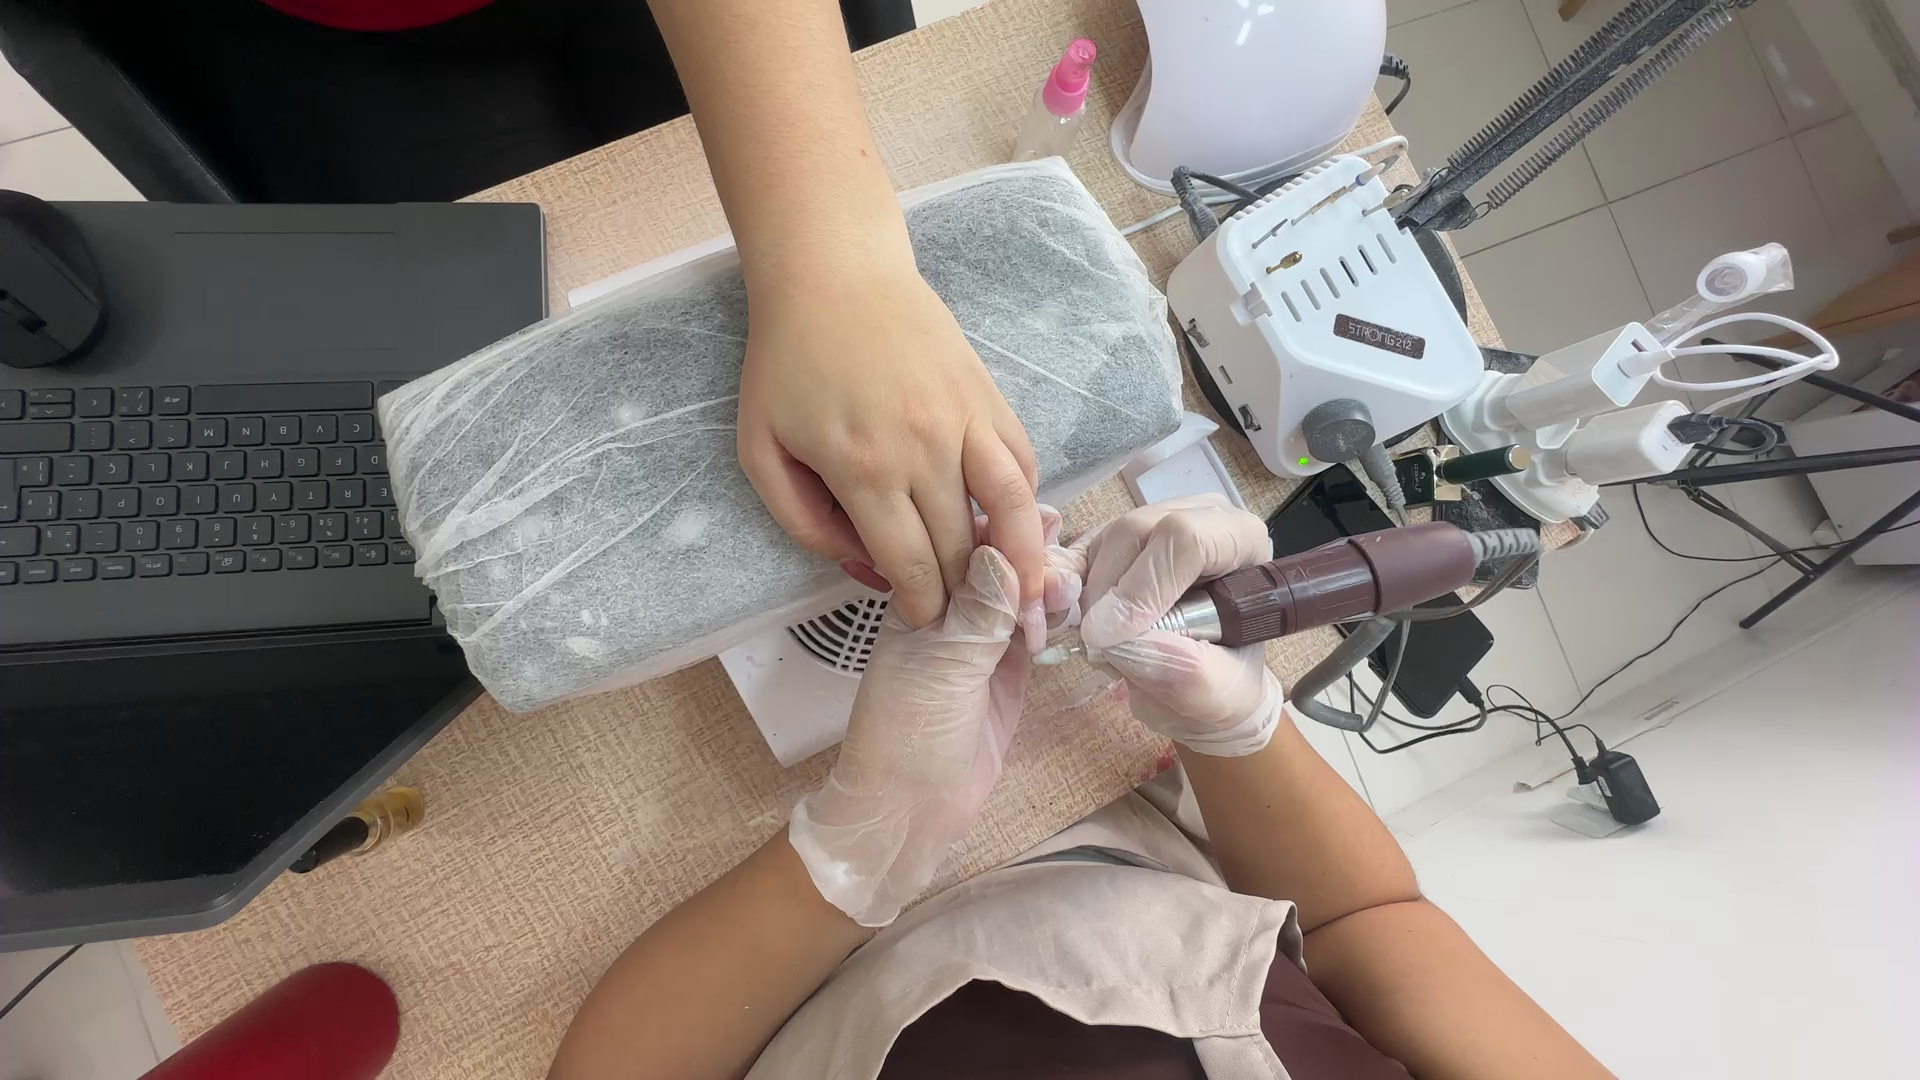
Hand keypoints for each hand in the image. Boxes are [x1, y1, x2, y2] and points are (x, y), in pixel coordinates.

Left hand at [737, 252, 1045, 641]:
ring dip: (1022, 559)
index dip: (923, 605)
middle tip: (967, 619)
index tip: (928, 625)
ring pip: (1013, 507)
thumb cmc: (788, 362)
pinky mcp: (987, 396)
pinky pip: (1022, 459)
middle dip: (966, 595)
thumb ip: (804, 523)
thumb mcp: (761, 451)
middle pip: (962, 546)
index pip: (911, 563)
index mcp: (863, 470)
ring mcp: (965, 420)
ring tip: (1027, 593)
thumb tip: (862, 565)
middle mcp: (925, 450)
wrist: (834, 275)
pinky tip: (1018, 522)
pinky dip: (1026, 499)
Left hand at [789, 544, 1029, 926]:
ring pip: (1023, 591)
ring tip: (1061, 597)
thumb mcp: (941, 665)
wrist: (912, 807)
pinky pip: (1036, 626)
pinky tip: (1067, 611)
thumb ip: (978, 612)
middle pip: (1001, 560)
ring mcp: (984, 636)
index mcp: (920, 592)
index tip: (1040, 526)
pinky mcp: (1010, 666)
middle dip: (1032, 557)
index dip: (1002, 528)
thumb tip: (1004, 551)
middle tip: (1054, 578)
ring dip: (1047, 585)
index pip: (963, 540)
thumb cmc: (909, 729)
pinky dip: (1053, 615)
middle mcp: (953, 606)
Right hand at [1064, 495, 1284, 756]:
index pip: (1185, 538)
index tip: (1113, 637)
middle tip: (1103, 646)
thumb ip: (1177, 667)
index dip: (1143, 585)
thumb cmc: (1221, 685)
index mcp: (1240, 541)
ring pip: (1099, 542)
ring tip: (1107, 643)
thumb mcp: (1213, 693)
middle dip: (1107, 594)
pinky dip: (1064, 590)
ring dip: (1087, 598)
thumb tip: (1114, 638)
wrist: (1199, 685)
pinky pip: (1074, 553)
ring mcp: (1149, 519)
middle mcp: (1196, 516)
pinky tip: (1081, 622)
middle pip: (1133, 531)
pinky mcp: (1111, 536)